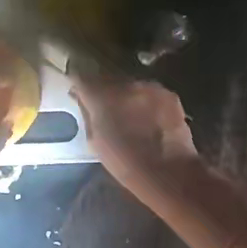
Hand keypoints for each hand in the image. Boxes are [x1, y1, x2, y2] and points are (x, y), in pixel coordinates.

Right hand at [69, 68, 200, 192]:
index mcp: (101, 96)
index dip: (78, 82)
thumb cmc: (124, 162)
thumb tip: (79, 96)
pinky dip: (146, 100)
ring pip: (129, 83)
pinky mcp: (168, 93)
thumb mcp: (94, 140)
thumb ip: (86, 113)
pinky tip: (149, 118)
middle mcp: (124, 84)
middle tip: (105, 107)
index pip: (80, 75)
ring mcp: (149, 86)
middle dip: (103, 89)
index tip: (78, 90)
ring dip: (126, 94)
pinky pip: (149, 91)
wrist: (168, 172)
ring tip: (129, 114)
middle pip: (107, 77)